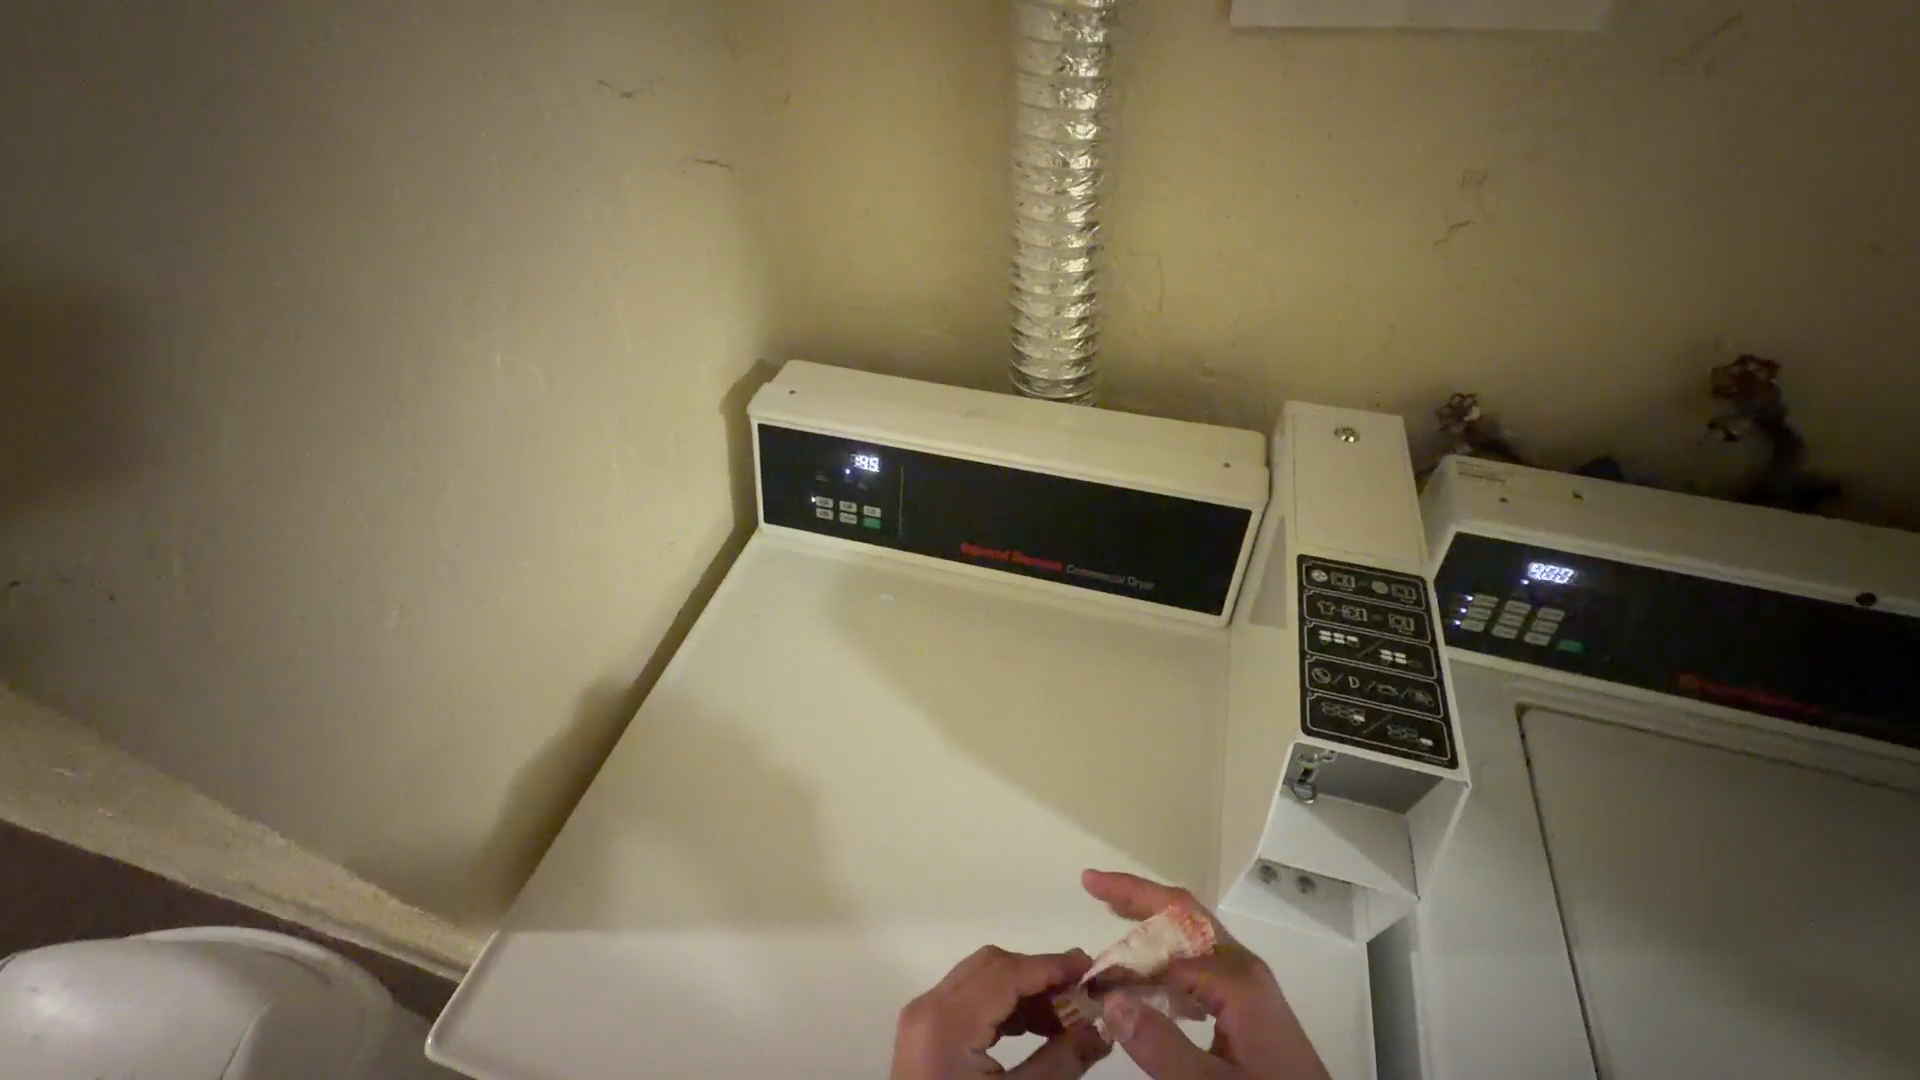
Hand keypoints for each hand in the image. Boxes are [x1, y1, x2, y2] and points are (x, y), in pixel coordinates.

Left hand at [891, 945, 1112, 1079]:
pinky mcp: (924, 1029)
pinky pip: (969, 998)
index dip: (1052, 966)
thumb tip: (1102, 1029)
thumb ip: (1061, 1062)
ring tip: (1064, 1015)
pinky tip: (1034, 1026)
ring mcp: (922, 1016)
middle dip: (1039, 974)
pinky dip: (1003, 1003)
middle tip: (1081, 992)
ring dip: (1023, 988)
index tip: (1092, 967)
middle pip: (992, 966)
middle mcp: (928, 1005)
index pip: (1006, 972)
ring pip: (980, 977)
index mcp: (947, 1022)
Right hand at [1082, 870, 1331, 1079]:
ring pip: (1192, 930)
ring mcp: (1249, 982)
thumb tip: (1111, 998)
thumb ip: (1161, 1045)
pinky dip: (1167, 946)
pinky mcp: (1249, 1002)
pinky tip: (1149, 964)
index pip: (1163, 950)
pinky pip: (1201, 956)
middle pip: (1182, 911)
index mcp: (1235, 979)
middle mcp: (1242, 967)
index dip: (1120, 957)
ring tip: (1112, 908)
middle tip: (1092, 883)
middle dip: (1137, 893)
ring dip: (1151, 915)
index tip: (1086, 978)